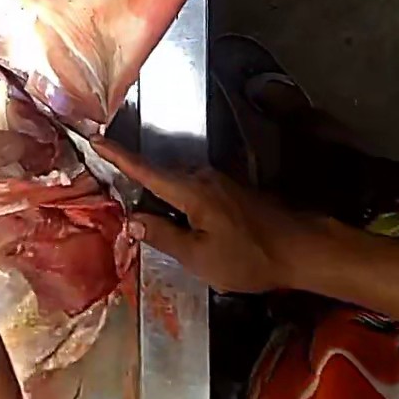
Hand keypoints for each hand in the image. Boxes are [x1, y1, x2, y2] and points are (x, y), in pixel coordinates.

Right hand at [93, 138, 323, 292]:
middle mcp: (199, 176)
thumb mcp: (202, 258)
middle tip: (121, 206)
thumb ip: (164, 236)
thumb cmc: (250, 257)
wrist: (302, 248)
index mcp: (190, 190)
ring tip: (152, 222)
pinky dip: (177, 202)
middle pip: (158, 178)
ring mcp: (214, 180)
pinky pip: (190, 190)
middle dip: (137, 186)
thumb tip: (131, 220)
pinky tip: (183, 224)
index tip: (96, 140)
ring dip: (160, 198)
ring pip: (175, 186)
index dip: (118, 156)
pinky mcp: (225, 188)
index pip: (145, 170)